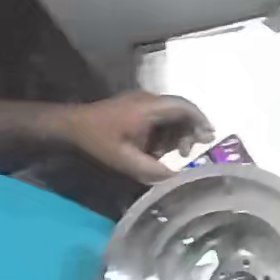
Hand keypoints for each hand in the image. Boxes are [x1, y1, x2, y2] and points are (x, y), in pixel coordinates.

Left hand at [45, 92, 212, 183]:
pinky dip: (165, 132)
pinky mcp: (136, 107)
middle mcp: (148, 100)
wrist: (69, 126)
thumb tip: (180, 180)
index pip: (184, 107)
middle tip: (187, 153)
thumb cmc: (98, 141)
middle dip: (189, 131)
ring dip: (176, 134)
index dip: (201, 120)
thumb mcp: (127, 161)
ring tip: (170, 154)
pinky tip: (157, 149)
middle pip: (181, 111)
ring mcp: (141, 101)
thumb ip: (155, 171)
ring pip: (172, 115)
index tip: (209, 136)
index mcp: (148, 108)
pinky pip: (160, 117)